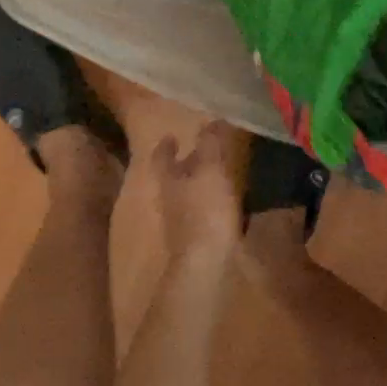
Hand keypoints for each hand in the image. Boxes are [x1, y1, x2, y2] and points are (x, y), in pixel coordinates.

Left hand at [150, 121, 242, 263]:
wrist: (204, 265)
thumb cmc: (204, 211)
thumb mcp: (211, 170)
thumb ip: (211, 145)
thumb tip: (212, 120)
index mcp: (168, 179)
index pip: (161, 156)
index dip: (166, 146)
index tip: (171, 136)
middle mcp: (168, 200)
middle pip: (172, 178)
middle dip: (183, 165)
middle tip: (199, 154)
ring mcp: (180, 223)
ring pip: (186, 197)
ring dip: (197, 186)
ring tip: (216, 178)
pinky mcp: (195, 242)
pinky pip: (200, 216)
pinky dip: (209, 206)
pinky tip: (224, 207)